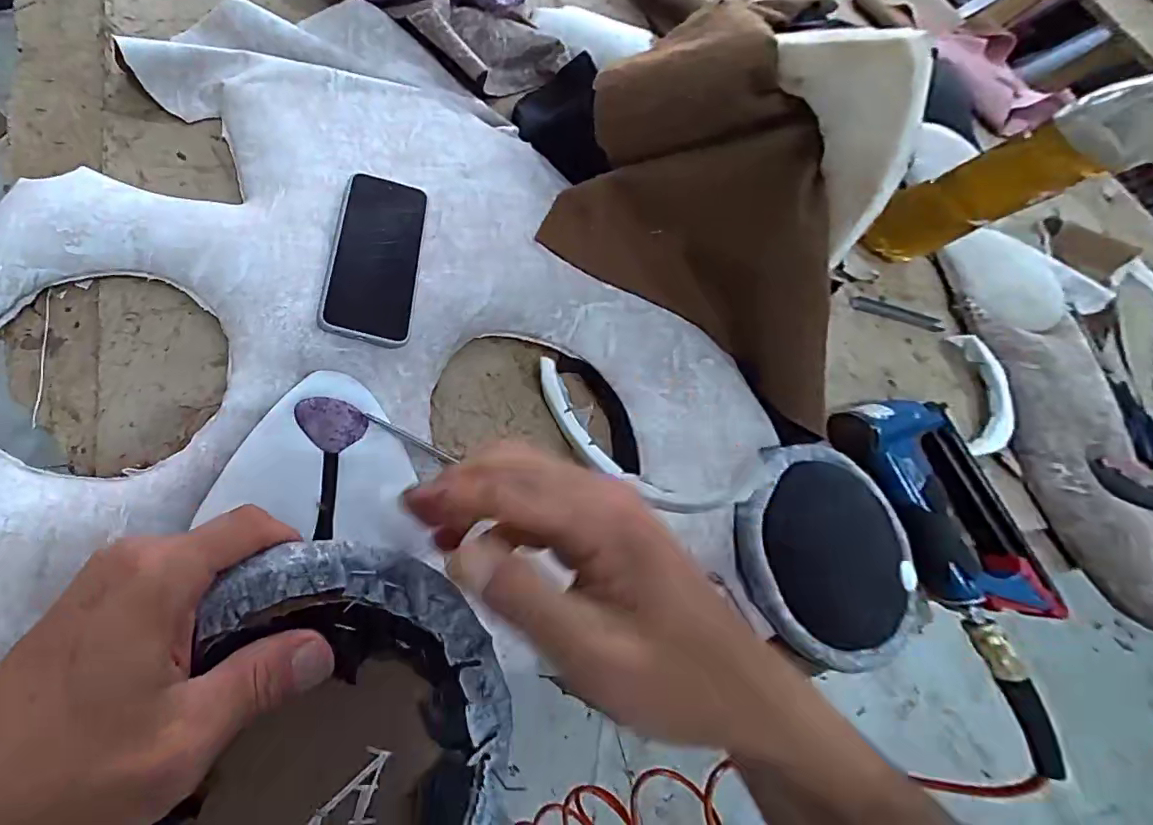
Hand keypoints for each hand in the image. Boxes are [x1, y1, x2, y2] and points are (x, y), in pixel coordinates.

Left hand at [0, 508, 335, 824]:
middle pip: (222, 548)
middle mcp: (129, 556)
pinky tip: (179, 673)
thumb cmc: (71, 774)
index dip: (294, 549)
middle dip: (261, 587)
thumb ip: (260, 680)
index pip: (251, 525)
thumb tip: (323, 645)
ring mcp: (98, 580)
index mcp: (158, 570)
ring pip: (191, 571)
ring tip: (233, 667)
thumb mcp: (182, 737)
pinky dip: (188, 616)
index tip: (317, 596)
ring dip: (225, 606)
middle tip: (280, 647)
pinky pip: (156, 590)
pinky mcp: (79, 609)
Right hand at [402, 442, 801, 752]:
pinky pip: (548, 498)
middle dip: (463, 481)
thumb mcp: (592, 655)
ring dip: (483, 491)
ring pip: (531, 474)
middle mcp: (604, 494)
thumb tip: (462, 554)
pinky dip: (509, 509)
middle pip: (519, 464)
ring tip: (442, 530)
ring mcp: (611, 503)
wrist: (745, 688)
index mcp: (601, 518)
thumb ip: (524, 599)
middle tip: (416, 513)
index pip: (511, 486)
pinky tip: (491, 543)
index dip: (455, 491)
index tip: (407, 506)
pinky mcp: (612, 521)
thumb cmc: (671, 678)